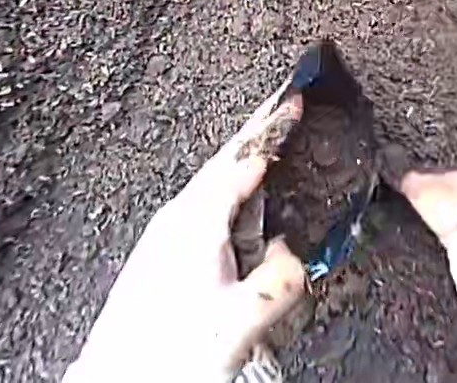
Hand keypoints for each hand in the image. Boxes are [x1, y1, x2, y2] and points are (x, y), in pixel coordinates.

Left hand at [67, 87, 308, 381]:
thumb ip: (277, 282)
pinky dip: (228, 179)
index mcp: (197, 219)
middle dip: (258, 127)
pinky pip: (204, 195)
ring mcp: (165, 230)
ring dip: (243, 153)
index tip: (296, 100)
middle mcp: (178, 215)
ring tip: (265, 138)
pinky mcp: (160, 248)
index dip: (274, 127)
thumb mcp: (235, 325)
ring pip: (214, 176)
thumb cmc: (163, 357)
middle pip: (226, 157)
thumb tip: (294, 253)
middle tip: (282, 101)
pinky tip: (236, 193)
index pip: (245, 157)